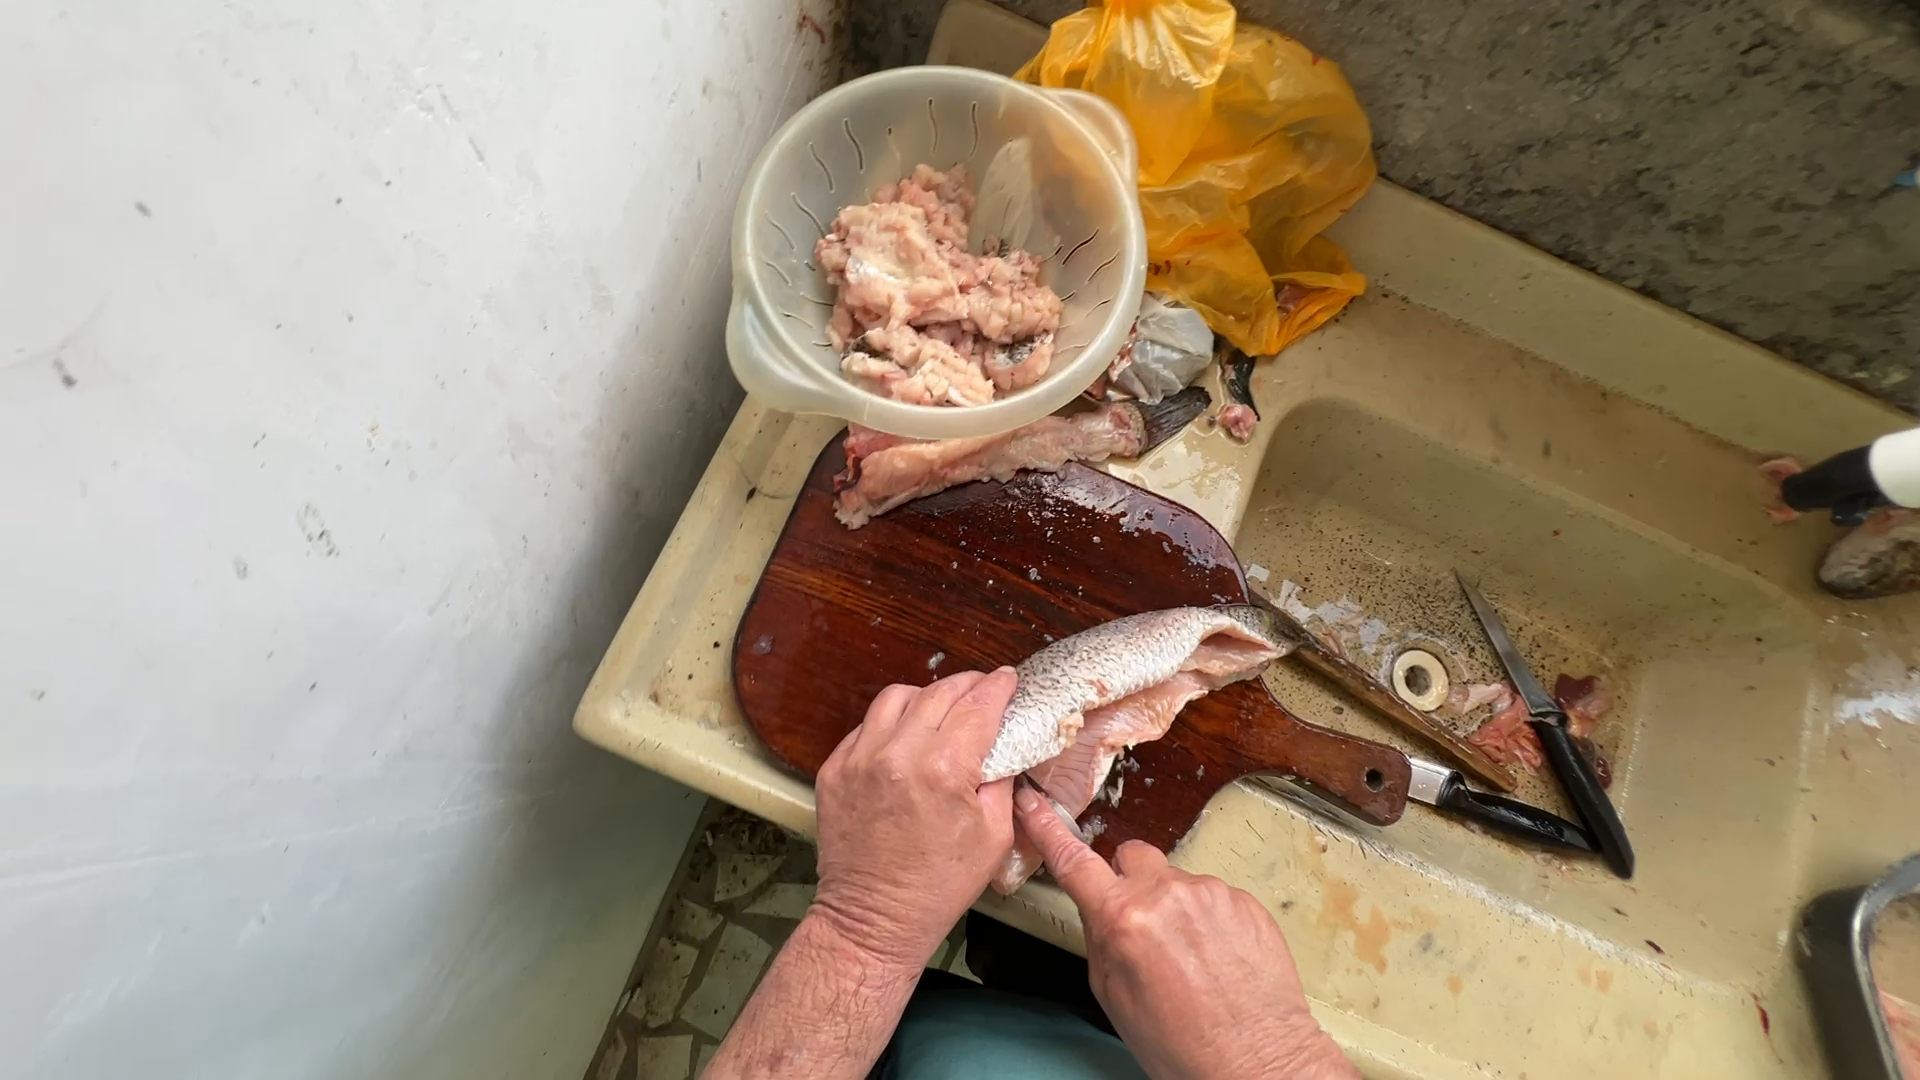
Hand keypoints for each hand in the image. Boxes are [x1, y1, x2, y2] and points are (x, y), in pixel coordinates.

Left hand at [810, 669, 1017, 970]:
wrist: (871, 922)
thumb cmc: (938, 886)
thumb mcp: (994, 837)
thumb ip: (1001, 780)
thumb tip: (1002, 743)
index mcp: (942, 770)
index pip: (977, 707)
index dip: (997, 687)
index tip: (1007, 678)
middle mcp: (897, 754)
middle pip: (938, 692)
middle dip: (966, 684)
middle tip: (982, 688)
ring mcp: (858, 759)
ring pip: (896, 697)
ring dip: (926, 696)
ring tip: (942, 708)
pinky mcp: (834, 769)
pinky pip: (867, 725)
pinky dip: (891, 723)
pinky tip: (905, 738)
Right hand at [1014, 786, 1357, 1079]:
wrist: (1260, 1069)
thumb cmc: (1184, 1047)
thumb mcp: (1114, 997)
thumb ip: (1100, 937)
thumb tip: (1099, 907)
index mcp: (1123, 920)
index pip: (1073, 861)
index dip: (1047, 828)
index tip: (1033, 801)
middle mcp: (1164, 894)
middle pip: (1132, 857)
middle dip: (1131, 881)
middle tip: (1145, 925)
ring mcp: (1208, 892)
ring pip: (1174, 879)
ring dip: (1175, 905)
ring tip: (1193, 956)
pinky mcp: (1243, 899)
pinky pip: (1212, 894)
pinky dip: (1210, 919)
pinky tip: (1219, 957)